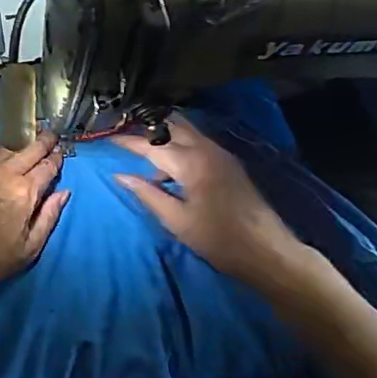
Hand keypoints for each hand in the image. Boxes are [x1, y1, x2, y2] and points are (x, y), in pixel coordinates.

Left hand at [0, 132, 70, 299]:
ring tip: (31, 141)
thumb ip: (49, 216)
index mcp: (24, 192)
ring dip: (22, 143)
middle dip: (43, 141)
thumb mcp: (29, 247)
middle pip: (29, 149)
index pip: (47, 166)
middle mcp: (4, 173)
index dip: (57, 159)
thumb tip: (63, 193)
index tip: (61, 153)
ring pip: (8, 147)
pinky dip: (3, 152)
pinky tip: (7, 155)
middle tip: (51, 135)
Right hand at [113, 115, 324, 289]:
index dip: (128, 141)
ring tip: (144, 152)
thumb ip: (147, 193)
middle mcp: (207, 150)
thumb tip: (121, 175)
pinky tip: (170, 169)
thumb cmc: (218, 239)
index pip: (152, 145)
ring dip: (165, 137)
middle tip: (127, 136)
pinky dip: (180, 147)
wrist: (268, 251)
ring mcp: (222, 155)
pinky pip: (199, 145)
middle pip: (173, 126)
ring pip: (188, 133)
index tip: (108, 138)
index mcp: (192, 162)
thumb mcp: (176, 220)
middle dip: (149, 129)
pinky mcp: (230, 165)